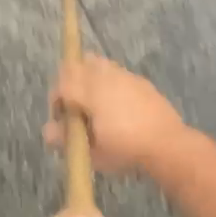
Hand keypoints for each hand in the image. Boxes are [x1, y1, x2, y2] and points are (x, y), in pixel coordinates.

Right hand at [43, 55, 189, 175]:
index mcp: (90, 93)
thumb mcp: (92, 152)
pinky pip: (117, 73)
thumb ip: (66, 139)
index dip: (56, 99)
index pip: (62, 83)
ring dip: (89, 79)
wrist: (167, 144)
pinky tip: (117, 106)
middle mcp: (105, 78)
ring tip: (95, 104)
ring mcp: (125, 76)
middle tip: (75, 107)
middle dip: (70, 82)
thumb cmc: (126, 150)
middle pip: (77, 65)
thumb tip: (48, 130)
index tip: (61, 118)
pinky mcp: (140, 81)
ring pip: (98, 64)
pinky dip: (109, 83)